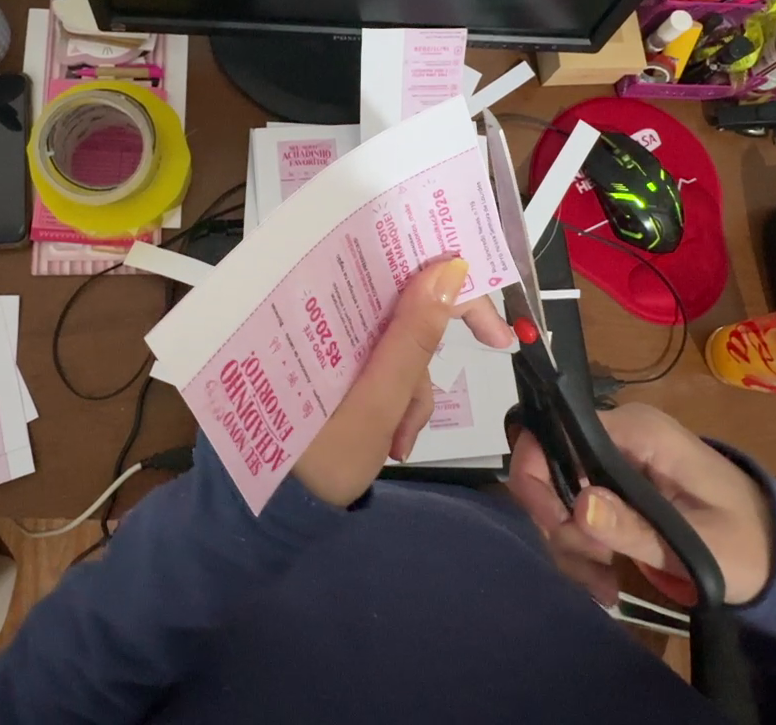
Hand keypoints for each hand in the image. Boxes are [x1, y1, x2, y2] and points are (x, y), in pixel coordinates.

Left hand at [292, 258, 513, 506]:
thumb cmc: (322, 453)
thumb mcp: (378, 399)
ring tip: (397, 439)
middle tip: (467, 370)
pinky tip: (391, 440)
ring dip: (414, 394)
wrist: (279, 507)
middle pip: (410, 311)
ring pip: (405, 348)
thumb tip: (451, 269)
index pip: (404, 273)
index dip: (458, 291)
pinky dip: (400, 404)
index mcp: (335, 308)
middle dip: (430, 363)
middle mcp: (337, 316)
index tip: (497, 336)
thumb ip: (414, 337)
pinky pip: (389, 371)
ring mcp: (342, 343)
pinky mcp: (344, 368)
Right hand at [506, 402, 772, 605]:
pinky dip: (580, 546)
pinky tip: (604, 578)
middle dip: (558, 523)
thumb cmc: (748, 545)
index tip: (555, 529)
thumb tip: (579, 505)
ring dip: (570, 544)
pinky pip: (573, 506)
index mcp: (639, 432)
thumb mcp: (699, 547)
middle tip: (593, 567)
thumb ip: (636, 527)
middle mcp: (618, 433)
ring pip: (557, 493)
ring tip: (604, 584)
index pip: (558, 431)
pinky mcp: (613, 480)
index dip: (538, 476)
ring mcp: (614, 455)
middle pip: (549, 465)